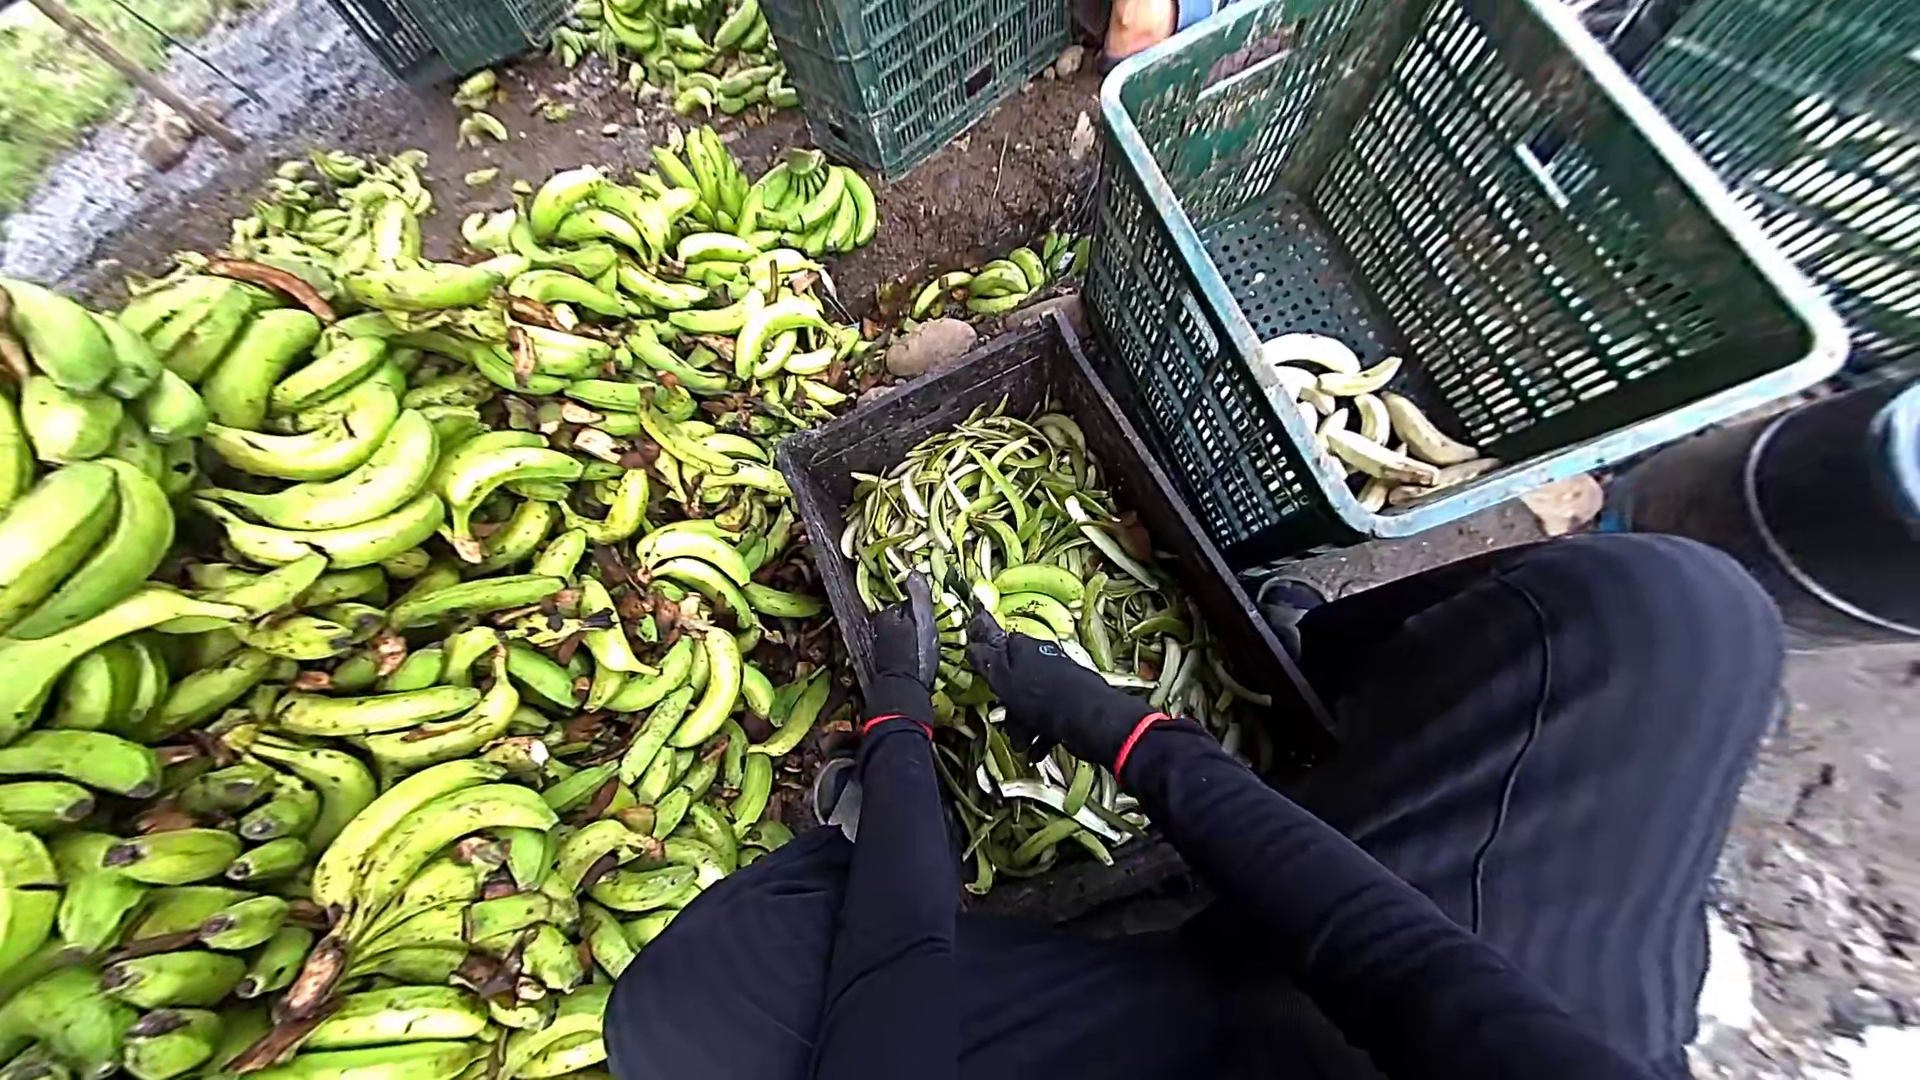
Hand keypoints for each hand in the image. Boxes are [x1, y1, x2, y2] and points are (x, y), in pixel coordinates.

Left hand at [866, 573, 937, 724]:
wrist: (904, 692)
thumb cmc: (916, 656)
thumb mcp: (923, 622)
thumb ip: (918, 597)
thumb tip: (913, 571)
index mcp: (887, 616)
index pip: (905, 604)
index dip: (918, 609)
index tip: (930, 614)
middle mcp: (879, 630)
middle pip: (902, 619)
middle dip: (913, 622)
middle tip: (930, 630)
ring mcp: (882, 648)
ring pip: (901, 634)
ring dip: (912, 636)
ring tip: (926, 644)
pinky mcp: (887, 664)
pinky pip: (901, 648)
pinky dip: (909, 649)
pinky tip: (919, 657)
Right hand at [965, 609, 1153, 766]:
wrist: (1089, 721)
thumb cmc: (1041, 698)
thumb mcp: (1005, 680)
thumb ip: (987, 663)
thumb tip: (972, 645)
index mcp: (1025, 647)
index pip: (1001, 647)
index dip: (991, 667)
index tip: (987, 685)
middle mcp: (1044, 659)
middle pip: (1017, 680)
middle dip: (1009, 707)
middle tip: (1006, 724)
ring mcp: (1060, 681)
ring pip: (1032, 702)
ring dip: (1024, 725)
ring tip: (1022, 744)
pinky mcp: (1072, 703)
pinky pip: (1049, 717)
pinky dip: (1041, 733)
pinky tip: (1037, 751)